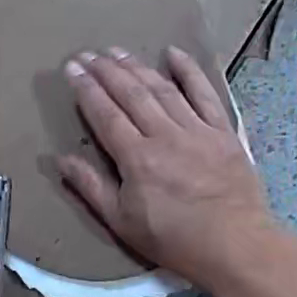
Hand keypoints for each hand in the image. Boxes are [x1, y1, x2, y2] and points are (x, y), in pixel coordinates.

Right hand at [59, 46, 279, 288]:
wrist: (234, 245)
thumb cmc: (173, 239)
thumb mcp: (121, 222)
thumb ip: (91, 187)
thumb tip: (61, 159)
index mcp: (136, 158)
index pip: (105, 115)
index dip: (87, 90)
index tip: (72, 69)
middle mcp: (164, 135)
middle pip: (131, 94)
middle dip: (107, 71)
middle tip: (89, 54)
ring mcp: (196, 130)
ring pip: (162, 89)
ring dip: (138, 67)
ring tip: (118, 51)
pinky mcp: (222, 132)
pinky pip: (204, 94)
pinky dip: (189, 71)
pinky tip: (174, 54)